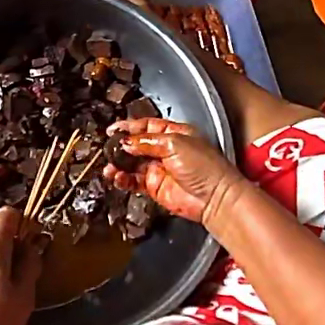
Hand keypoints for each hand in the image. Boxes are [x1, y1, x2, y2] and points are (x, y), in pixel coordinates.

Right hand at [102, 118, 253, 226]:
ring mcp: (159, 168)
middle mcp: (165, 149)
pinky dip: (122, 179)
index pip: (146, 126)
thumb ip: (146, 141)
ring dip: (118, 164)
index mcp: (174, 133)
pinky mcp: (155, 186)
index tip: (114, 129)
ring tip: (109, 166)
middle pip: (136, 144)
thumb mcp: (174, 143)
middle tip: (109, 147)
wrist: (214, 198)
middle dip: (121, 146)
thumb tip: (125, 142)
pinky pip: (133, 181)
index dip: (129, 127)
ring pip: (131, 163)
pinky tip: (116, 177)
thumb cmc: (206, 168)